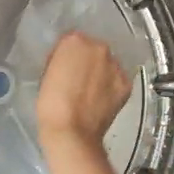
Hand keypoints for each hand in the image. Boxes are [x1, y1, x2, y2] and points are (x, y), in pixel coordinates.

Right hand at [36, 31, 131, 147]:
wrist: (71, 132)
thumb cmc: (51, 104)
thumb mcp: (47, 73)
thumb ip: (60, 60)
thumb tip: (68, 62)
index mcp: (74, 40)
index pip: (72, 41)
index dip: (67, 55)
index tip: (63, 69)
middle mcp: (99, 47)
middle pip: (92, 49)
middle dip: (86, 61)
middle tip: (77, 80)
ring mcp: (115, 65)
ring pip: (107, 64)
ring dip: (101, 72)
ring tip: (91, 92)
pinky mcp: (126, 83)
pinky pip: (117, 79)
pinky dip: (111, 86)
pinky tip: (102, 100)